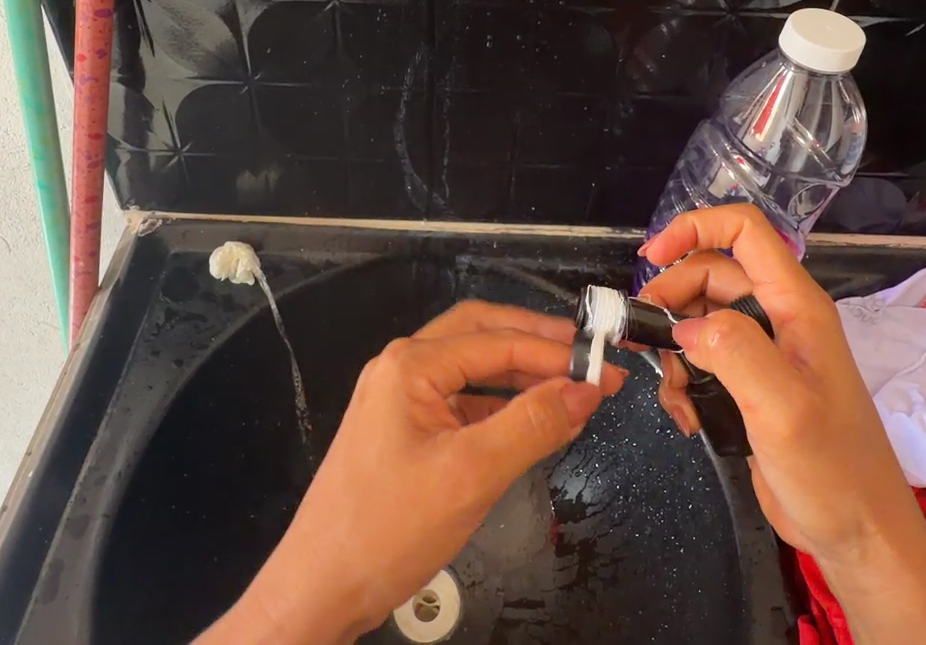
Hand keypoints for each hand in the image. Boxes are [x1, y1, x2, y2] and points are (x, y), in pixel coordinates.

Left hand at [198, 301, 624, 644]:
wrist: (319, 589)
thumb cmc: (388, 527)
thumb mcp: (470, 474)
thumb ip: (532, 425)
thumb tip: (586, 390)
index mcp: (411, 364)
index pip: (498, 341)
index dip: (556, 352)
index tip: (606, 368)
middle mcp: (403, 369)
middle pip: (482, 337)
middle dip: (537, 344)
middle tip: (589, 358)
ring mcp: (401, 401)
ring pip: (473, 371)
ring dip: (521, 376)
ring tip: (572, 390)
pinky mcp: (405, 432)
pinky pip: (462, 404)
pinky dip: (501, 407)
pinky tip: (533, 422)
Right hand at [639, 206, 925, 644]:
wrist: (858, 538)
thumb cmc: (832, 470)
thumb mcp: (783, 407)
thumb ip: (735, 350)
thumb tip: (685, 326)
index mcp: (795, 304)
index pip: (744, 230)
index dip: (694, 228)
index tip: (650, 258)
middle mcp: (778, 317)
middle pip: (708, 273)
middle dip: (669, 300)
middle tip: (642, 338)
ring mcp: (764, 352)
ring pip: (698, 317)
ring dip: (671, 347)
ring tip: (674, 391)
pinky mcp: (749, 384)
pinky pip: (700, 359)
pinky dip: (682, 379)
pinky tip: (686, 415)